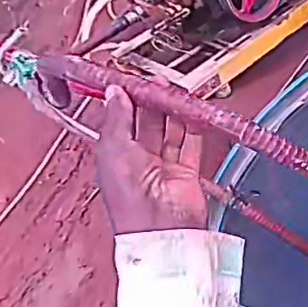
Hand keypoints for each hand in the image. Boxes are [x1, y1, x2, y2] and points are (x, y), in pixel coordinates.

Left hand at [94, 85, 207, 233]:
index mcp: (114, 155)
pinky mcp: (187, 171)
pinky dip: (194, 128)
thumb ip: (116, 119)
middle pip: (147, 124)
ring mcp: (164, 166)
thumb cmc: (130, 196)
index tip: (133, 81)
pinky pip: (191, 144)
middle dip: (153, 103)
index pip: (121, 121)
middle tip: (159, 83)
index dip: (127, 101)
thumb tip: (114, 93)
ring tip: (178, 92)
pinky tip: (194, 112)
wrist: (162, 225)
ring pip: (170, 131)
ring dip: (174, 112)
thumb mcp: (113, 149)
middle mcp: (139, 160)